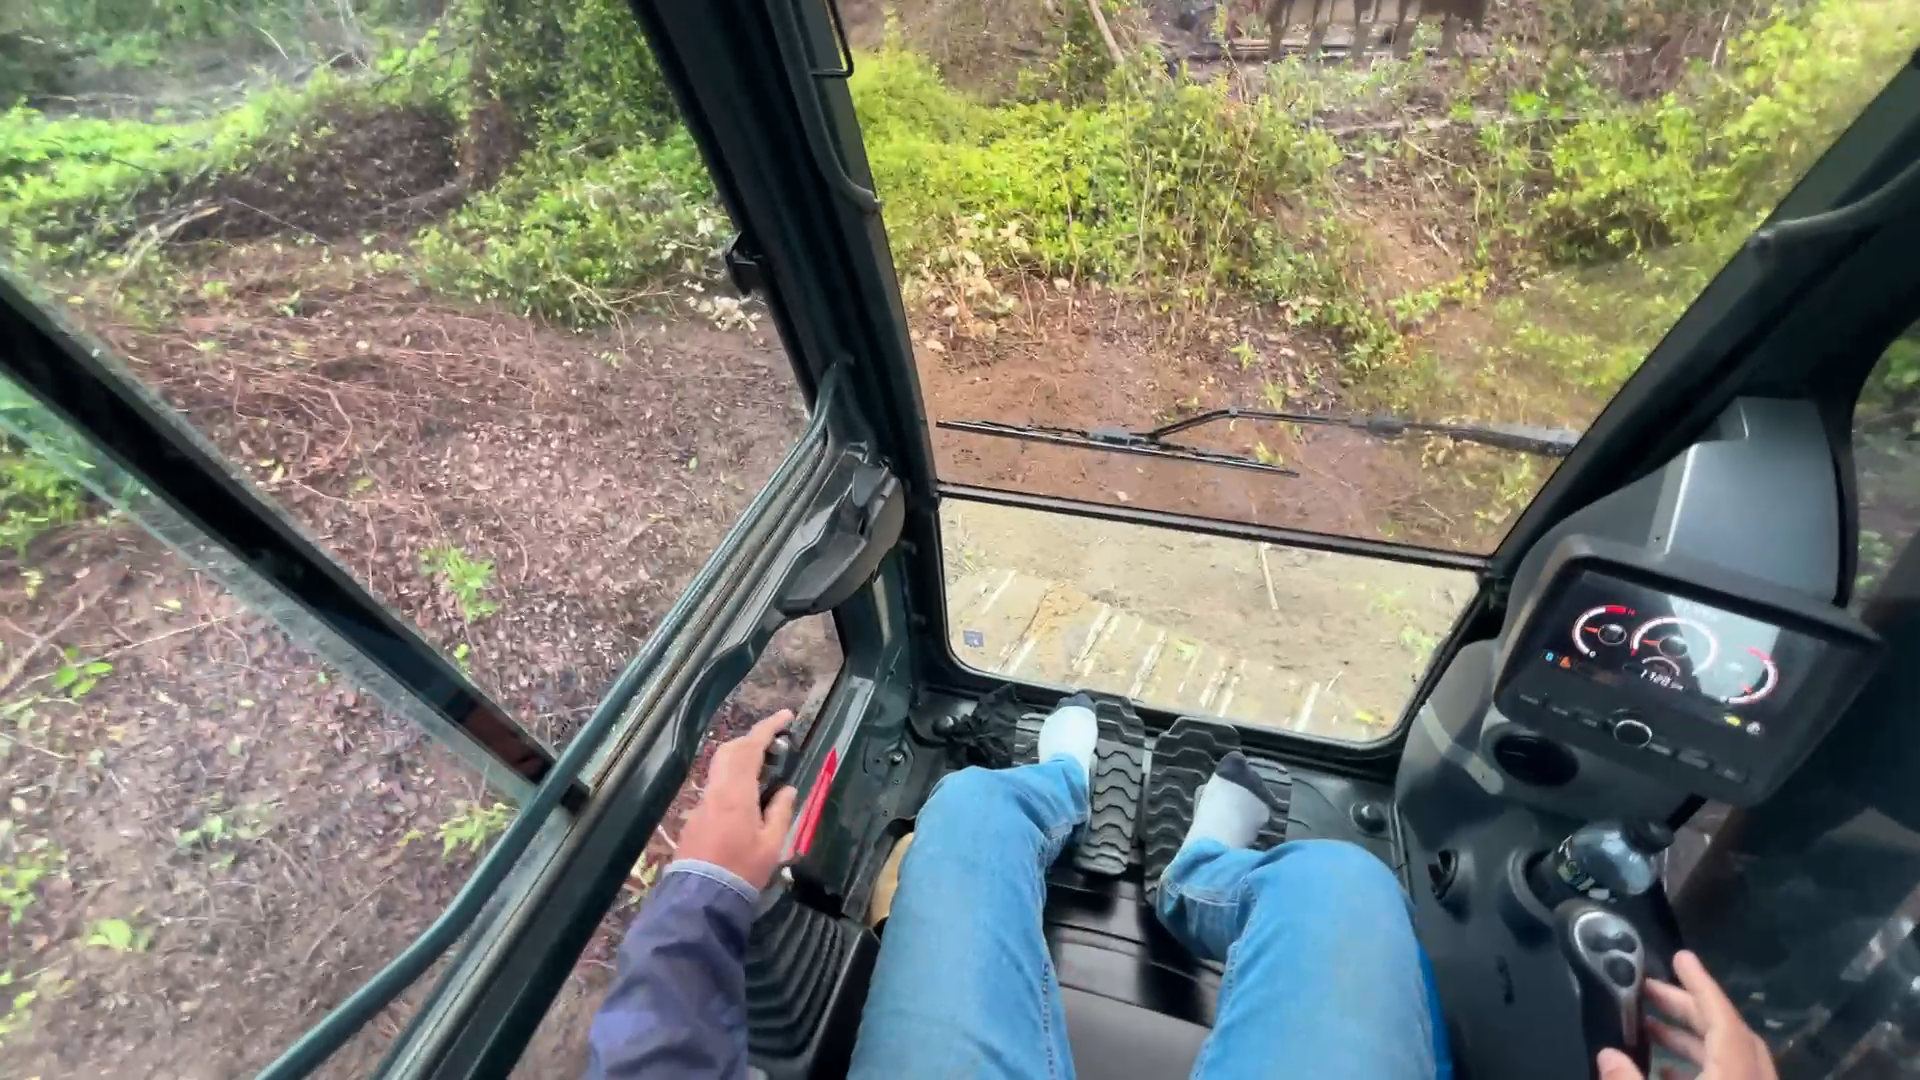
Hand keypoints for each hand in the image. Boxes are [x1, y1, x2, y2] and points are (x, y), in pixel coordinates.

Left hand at [675, 710, 798, 889]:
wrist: (700, 898)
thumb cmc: (742, 869)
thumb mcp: (772, 843)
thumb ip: (781, 811)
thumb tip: (786, 789)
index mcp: (736, 792)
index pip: (751, 747)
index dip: (768, 727)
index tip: (786, 716)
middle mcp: (716, 790)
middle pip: (730, 751)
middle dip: (752, 739)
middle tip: (775, 743)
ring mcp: (702, 803)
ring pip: (720, 767)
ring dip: (741, 757)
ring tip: (764, 767)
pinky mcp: (696, 818)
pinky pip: (716, 785)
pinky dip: (733, 776)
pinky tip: (746, 795)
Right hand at [1596, 950, 1774, 1079]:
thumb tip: (1607, 1053)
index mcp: (1736, 1079)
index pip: (1726, 1024)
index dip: (1704, 987)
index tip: (1681, 957)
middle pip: (1731, 1036)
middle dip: (1689, 1006)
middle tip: (1647, 988)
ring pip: (1733, 1058)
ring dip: (1692, 1035)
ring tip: (1649, 1025)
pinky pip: (1732, 1078)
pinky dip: (1703, 1063)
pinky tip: (1666, 1068)